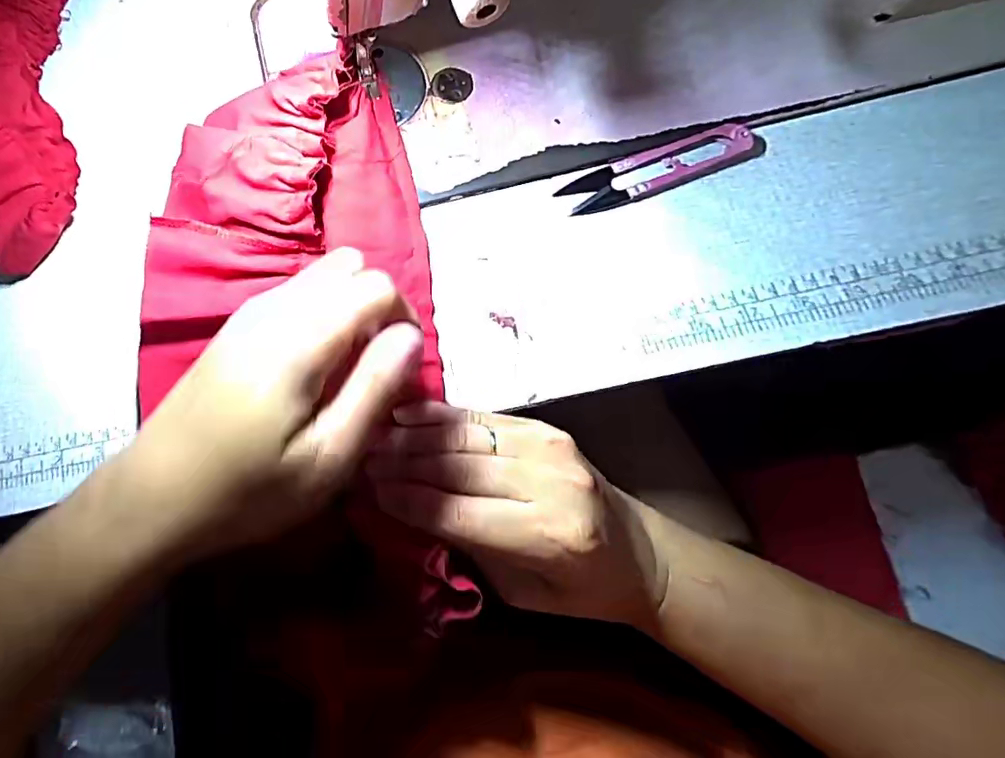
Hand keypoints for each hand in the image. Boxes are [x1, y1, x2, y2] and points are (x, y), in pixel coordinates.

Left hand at [107, 248, 424, 562]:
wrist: (158, 491)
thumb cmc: (247, 490)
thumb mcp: (326, 458)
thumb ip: (373, 388)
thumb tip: (410, 335)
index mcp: (298, 339)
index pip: (376, 284)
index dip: (404, 320)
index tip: (399, 371)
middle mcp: (272, 308)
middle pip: (349, 268)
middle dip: (377, 308)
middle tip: (372, 368)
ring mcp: (247, 312)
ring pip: (320, 276)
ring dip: (347, 309)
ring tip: (342, 371)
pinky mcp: (234, 325)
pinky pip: (293, 293)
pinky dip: (318, 314)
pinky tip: (308, 367)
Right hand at [366, 405, 667, 629]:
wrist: (642, 555)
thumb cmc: (579, 589)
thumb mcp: (520, 591)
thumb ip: (468, 547)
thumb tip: (405, 506)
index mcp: (550, 535)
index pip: (459, 513)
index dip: (409, 499)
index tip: (368, 488)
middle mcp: (551, 484)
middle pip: (458, 468)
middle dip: (403, 462)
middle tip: (362, 456)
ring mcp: (550, 447)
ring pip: (464, 436)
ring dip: (414, 434)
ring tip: (375, 433)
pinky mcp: (545, 426)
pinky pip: (480, 415)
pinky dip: (439, 415)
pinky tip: (405, 413)